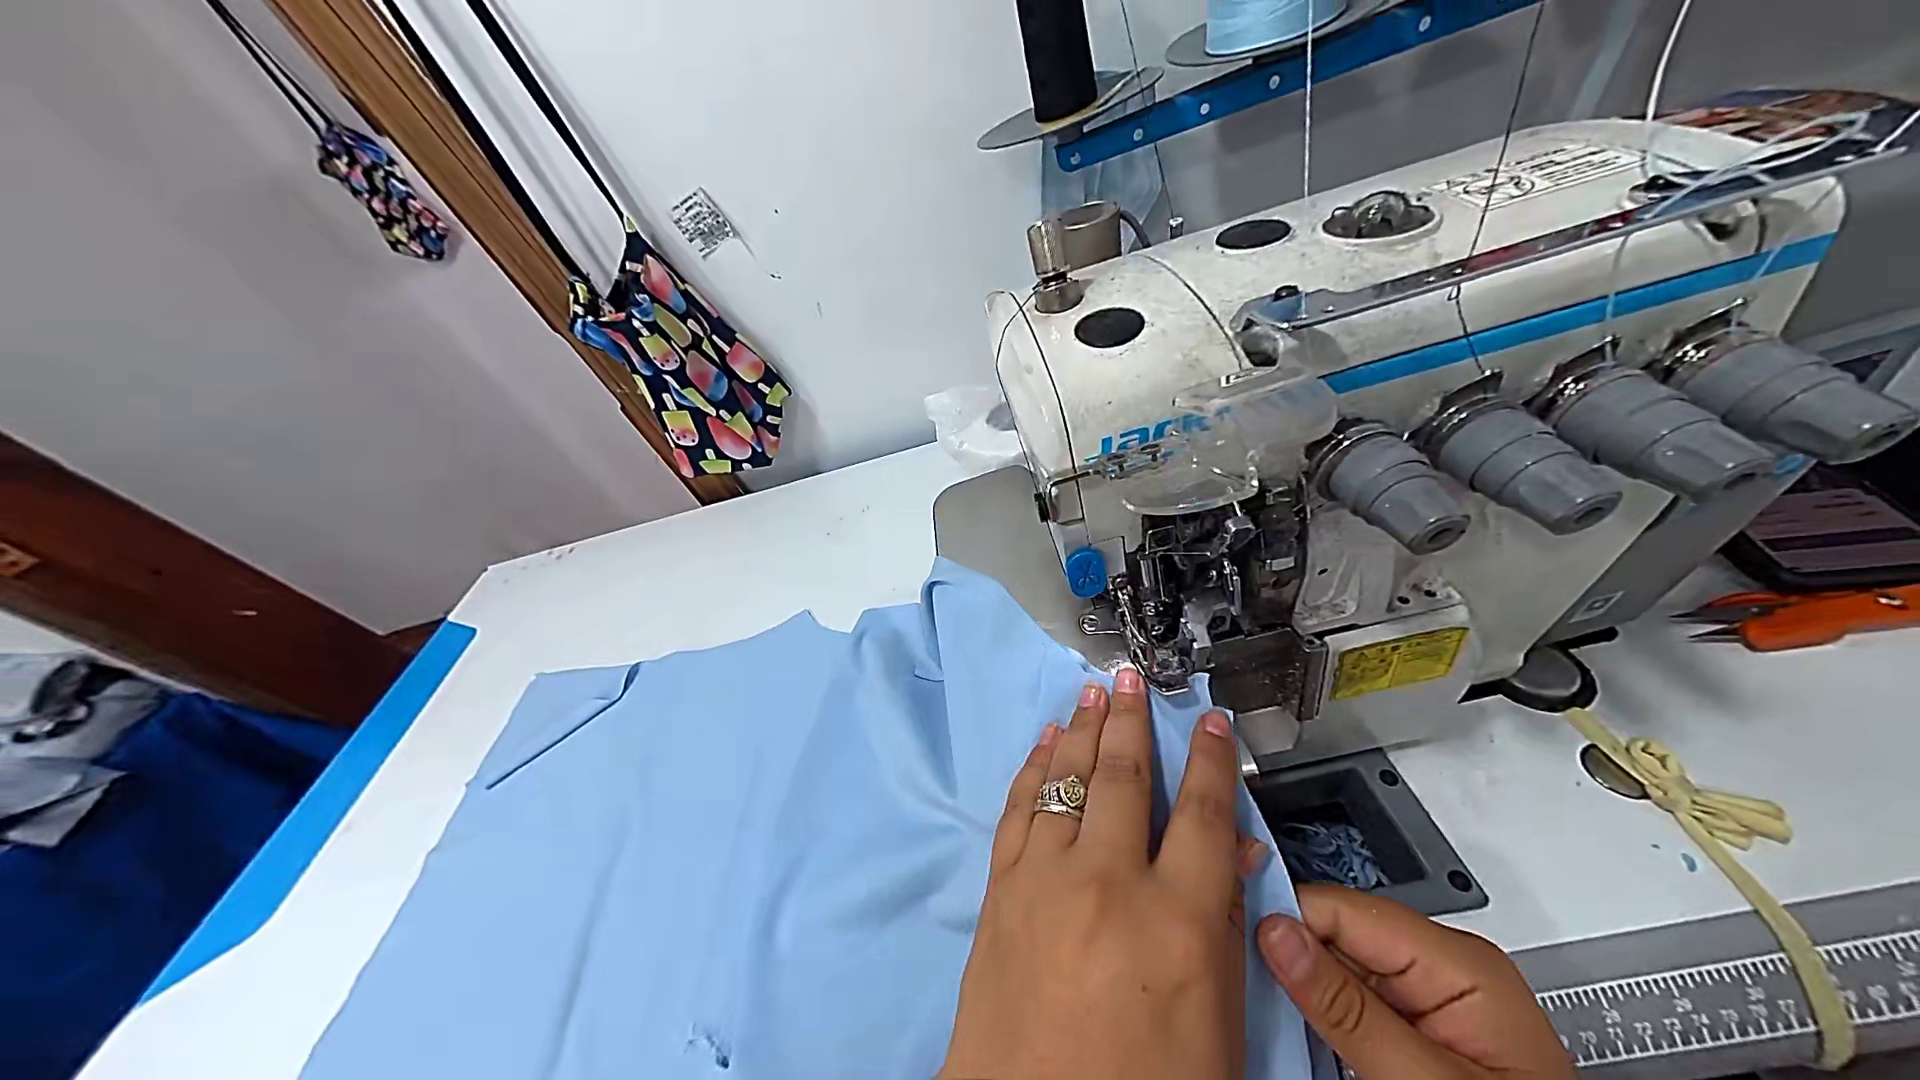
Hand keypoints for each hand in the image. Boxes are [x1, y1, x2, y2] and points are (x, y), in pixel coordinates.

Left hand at [939, 668, 1256, 1079]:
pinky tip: (1042, 743)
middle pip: (1122, 777)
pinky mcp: (1001, 887)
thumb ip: (1224, 927)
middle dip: (1130, 719)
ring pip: (1066, 779)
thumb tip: (1236, 853)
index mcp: (1175, 920)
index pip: (1202, 813)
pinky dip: (1032, 769)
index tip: (1208, 722)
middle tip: (1130, 678)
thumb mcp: (1215, 1023)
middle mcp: (1106, 882)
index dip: (1209, 759)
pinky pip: (1019, 809)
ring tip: (1091, 693)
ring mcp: (1045, 878)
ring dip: (1080, 729)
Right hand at [1257, 885, 1573, 1078]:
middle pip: (1334, 932)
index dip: (1284, 918)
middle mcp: (1439, 966)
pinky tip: (1293, 1022)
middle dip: (1288, 953)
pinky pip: (1345, 997)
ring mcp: (1424, 995)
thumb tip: (1277, 932)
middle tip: (1241, 976)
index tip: (1235, 935)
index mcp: (1458, 962)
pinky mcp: (1409, 1023)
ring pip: (1332, 965)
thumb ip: (1351, 1009)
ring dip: (1297, 984)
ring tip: (1261, 1001)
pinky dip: (1315, 1010)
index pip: (1341, 908)